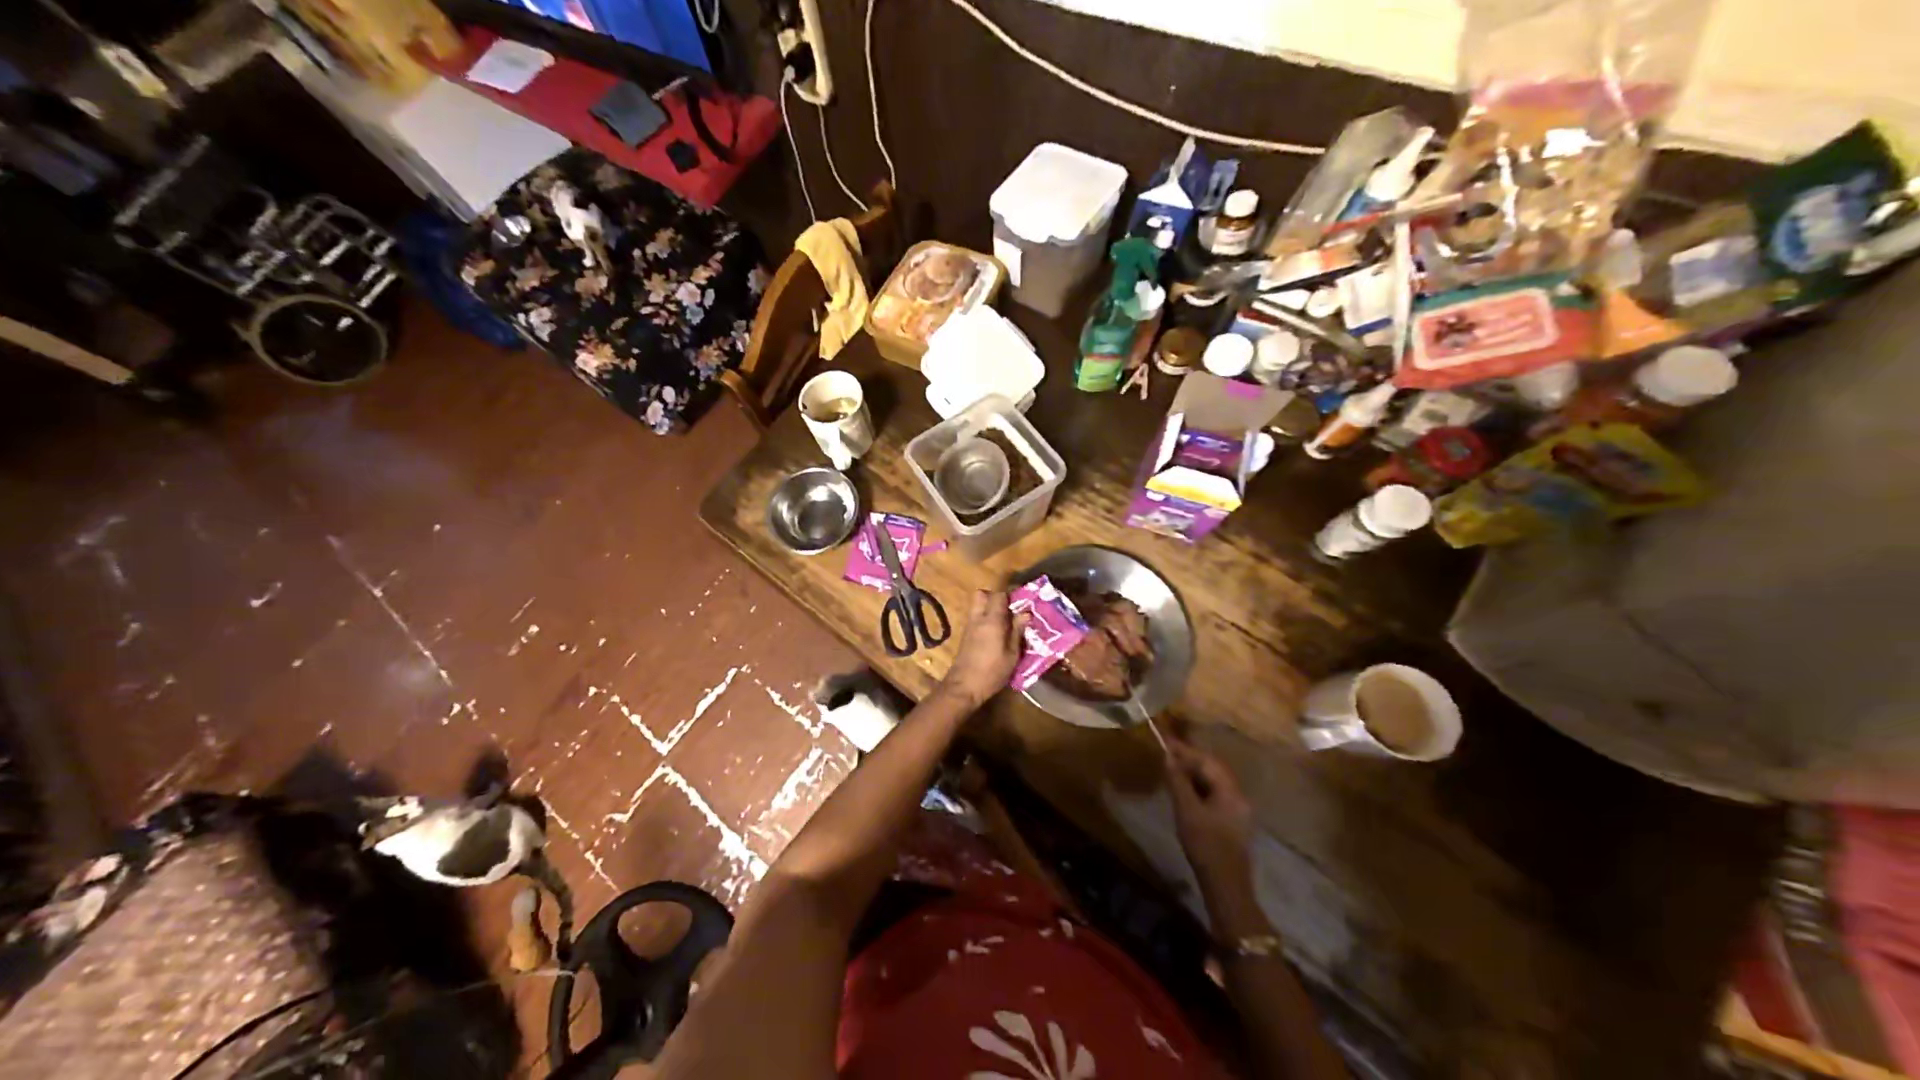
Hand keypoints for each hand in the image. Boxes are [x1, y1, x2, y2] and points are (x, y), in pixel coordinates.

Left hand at [939, 590, 1026, 707]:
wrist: (963, 687)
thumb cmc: (991, 672)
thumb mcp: (1012, 654)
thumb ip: (1017, 631)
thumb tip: (1025, 613)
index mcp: (991, 620)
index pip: (999, 595)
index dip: (1011, 595)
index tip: (1022, 603)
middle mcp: (978, 618)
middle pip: (982, 594)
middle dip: (995, 598)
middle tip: (1009, 610)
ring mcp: (969, 626)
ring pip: (977, 606)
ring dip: (990, 609)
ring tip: (1005, 623)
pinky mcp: (966, 636)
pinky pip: (976, 618)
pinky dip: (985, 619)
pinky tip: (996, 634)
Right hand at [1163, 727, 1253, 897]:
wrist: (1226, 885)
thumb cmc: (1205, 845)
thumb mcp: (1186, 811)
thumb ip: (1178, 782)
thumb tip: (1168, 757)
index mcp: (1231, 791)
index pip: (1207, 761)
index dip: (1185, 751)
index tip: (1165, 742)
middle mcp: (1239, 796)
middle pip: (1214, 770)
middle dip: (1191, 760)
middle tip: (1167, 754)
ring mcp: (1238, 810)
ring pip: (1215, 783)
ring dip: (1194, 774)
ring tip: (1173, 769)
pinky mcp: (1232, 822)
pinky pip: (1215, 795)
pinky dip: (1199, 788)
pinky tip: (1185, 791)